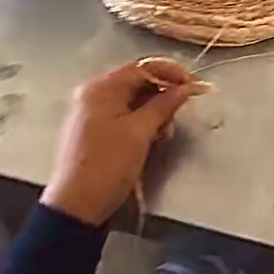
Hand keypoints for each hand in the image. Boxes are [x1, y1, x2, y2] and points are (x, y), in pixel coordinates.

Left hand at [40, 59, 201, 227]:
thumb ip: (164, 104)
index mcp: (101, 88)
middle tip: (183, 109)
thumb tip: (185, 88)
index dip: (172, 73)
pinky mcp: (98, 129)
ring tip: (166, 131)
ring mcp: (95, 112)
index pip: (143, 67)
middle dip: (164, 94)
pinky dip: (145, 121)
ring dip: (157, 111)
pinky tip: (155, 137)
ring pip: (136, 100)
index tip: (195, 84)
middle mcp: (95, 94)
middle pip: (139, 82)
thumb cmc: (108, 164)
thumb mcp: (140, 132)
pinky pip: (128, 114)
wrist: (78, 206)